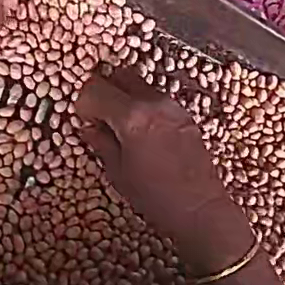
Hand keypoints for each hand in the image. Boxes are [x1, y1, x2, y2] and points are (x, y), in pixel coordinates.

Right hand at [73, 69, 254, 275]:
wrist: (200, 208)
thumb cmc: (156, 197)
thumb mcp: (119, 173)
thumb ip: (102, 143)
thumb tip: (89, 128)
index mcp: (132, 116)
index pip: (95, 89)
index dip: (83, 103)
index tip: (83, 120)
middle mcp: (154, 103)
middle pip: (119, 76)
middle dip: (104, 91)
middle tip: (97, 117)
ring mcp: (173, 107)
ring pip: (140, 85)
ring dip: (124, 98)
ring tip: (120, 129)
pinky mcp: (186, 116)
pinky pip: (157, 101)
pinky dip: (143, 108)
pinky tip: (141, 135)